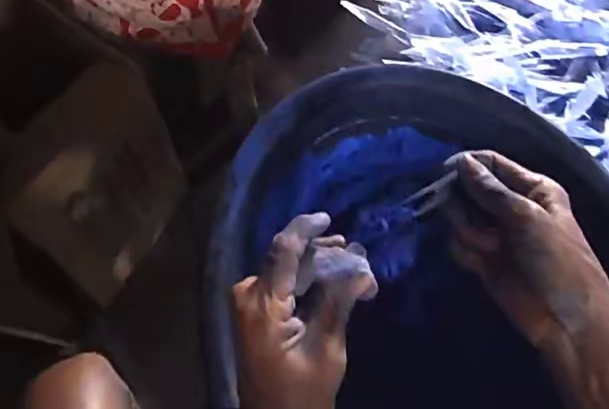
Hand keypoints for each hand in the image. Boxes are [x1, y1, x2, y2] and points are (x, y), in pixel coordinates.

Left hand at [232, 213, 377, 408]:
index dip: (305, 229)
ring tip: (347, 262)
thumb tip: (362, 270)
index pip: (284, 250)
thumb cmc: (302, 396)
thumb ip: (338, 304)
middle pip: (285, 259)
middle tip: (354, 253)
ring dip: (314, 265)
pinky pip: (278, 283)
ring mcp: (246, 299)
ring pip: (283, 269)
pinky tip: (328, 279)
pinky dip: (302, 279)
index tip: (328, 218)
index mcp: (262, 301)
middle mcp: (248, 291)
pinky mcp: (252, 308)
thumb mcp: (326, 351)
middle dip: (320, 252)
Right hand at [445, 152, 608, 408]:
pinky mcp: (481, 253)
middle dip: (463, 202)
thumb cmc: (559, 264)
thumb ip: (489, 188)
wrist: (569, 327)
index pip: (488, 161)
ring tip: (486, 247)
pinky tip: (480, 262)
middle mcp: (510, 203)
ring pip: (456, 210)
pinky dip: (464, 249)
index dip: (466, 164)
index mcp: (531, 189)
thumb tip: (460, 159)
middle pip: (464, 184)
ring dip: (465, 228)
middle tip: (471, 219)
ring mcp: (494, 229)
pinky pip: (455, 238)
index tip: (447, 173)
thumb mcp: (527, 218)